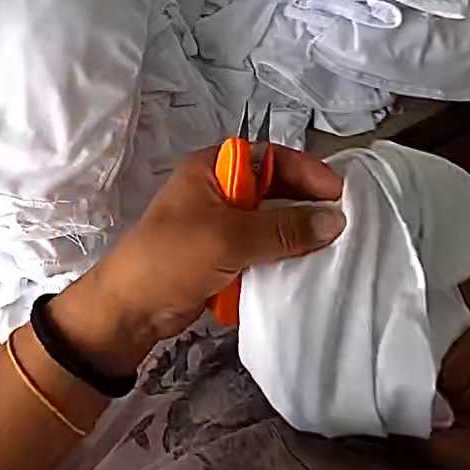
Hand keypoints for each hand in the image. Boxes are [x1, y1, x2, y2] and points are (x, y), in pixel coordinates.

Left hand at [47, 144, 345, 376]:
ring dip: (297, 232)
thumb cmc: (172, 257)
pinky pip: (262, 248)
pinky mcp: (224, 254)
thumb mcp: (230, 237)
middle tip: (342, 221)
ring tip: (331, 246)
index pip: (271, 157)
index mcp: (213, 168)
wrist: (127, 312)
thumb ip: (283, 228)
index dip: (306, 171)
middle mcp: (220, 189)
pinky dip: (282, 255)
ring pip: (271, 220)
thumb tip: (335, 220)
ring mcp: (221, 223)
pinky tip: (305, 266)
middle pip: (274, 189)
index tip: (338, 192)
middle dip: (306, 204)